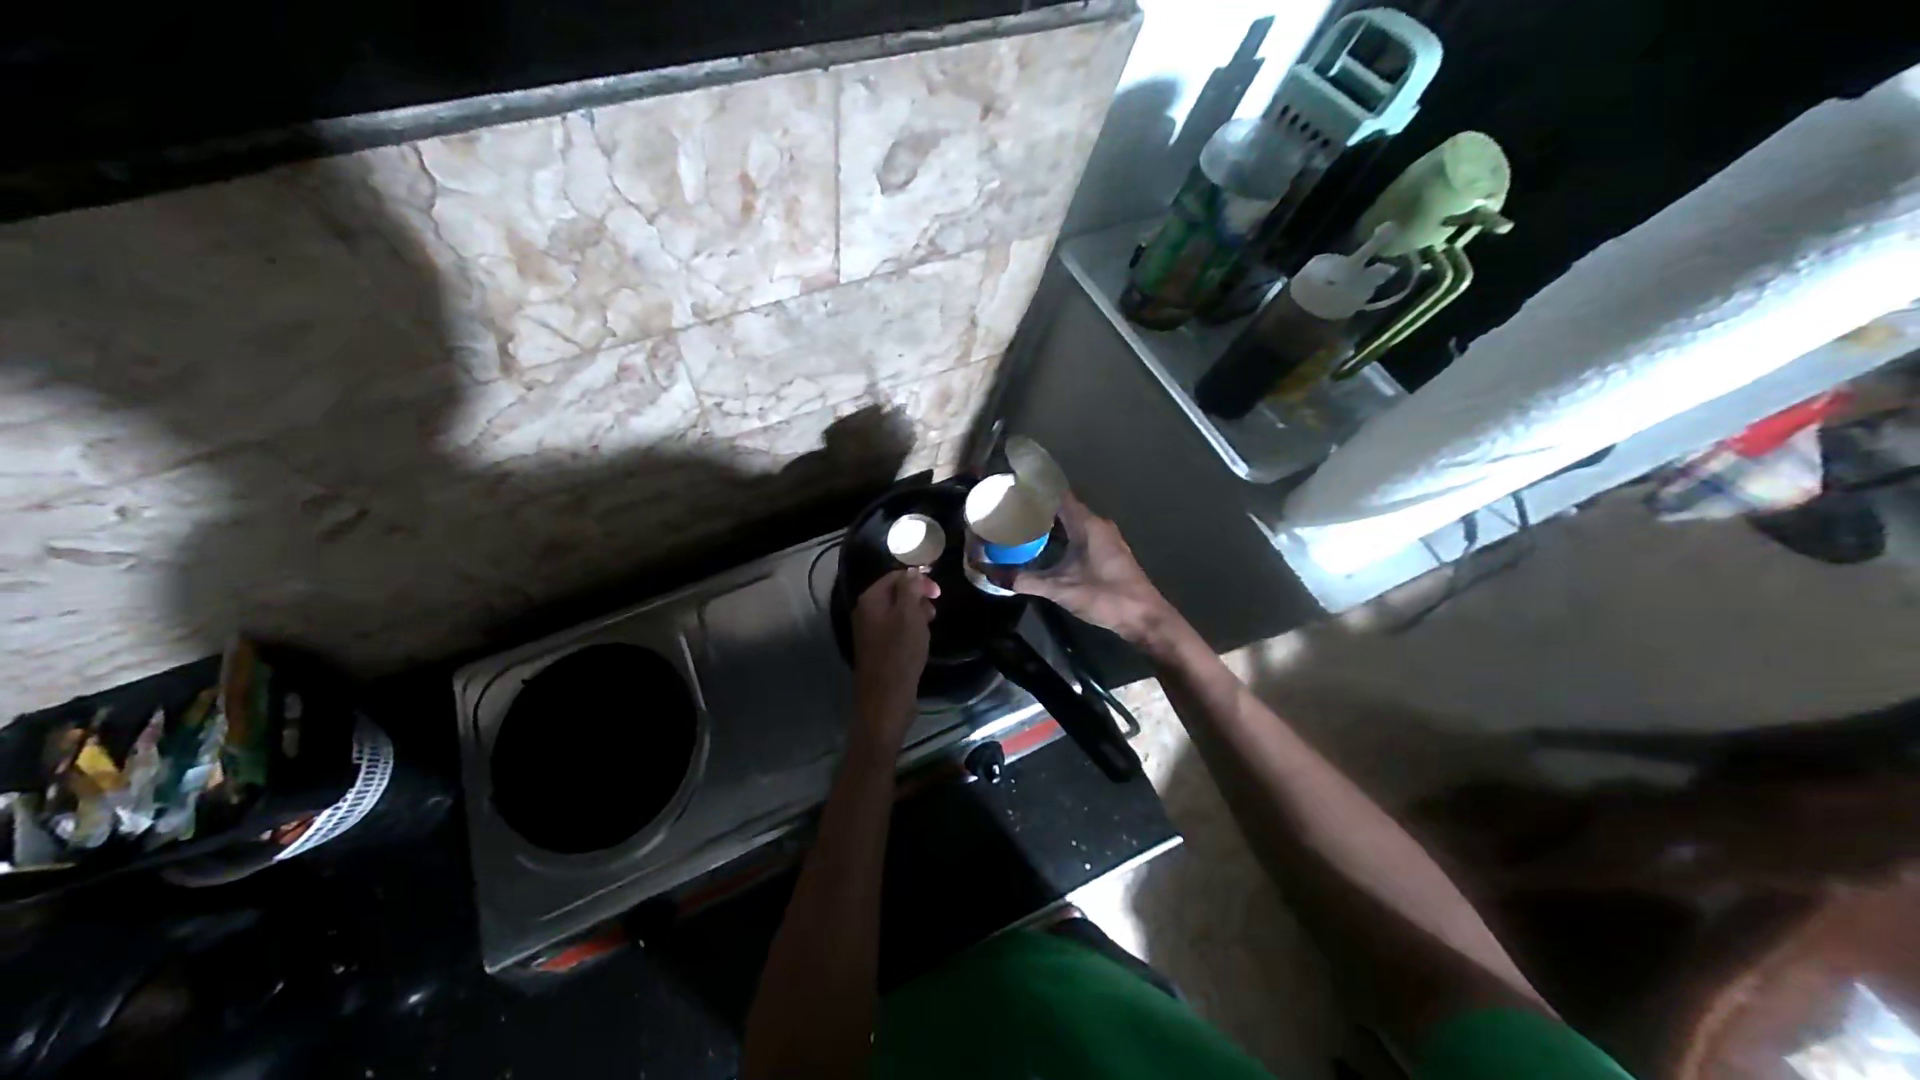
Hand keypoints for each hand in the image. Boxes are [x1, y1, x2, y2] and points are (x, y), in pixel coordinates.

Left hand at [852, 569, 939, 732]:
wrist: (886, 698)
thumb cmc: (900, 653)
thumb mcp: (910, 615)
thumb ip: (910, 589)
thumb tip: (912, 571)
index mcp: (870, 600)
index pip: (895, 576)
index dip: (918, 580)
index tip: (938, 593)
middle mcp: (866, 612)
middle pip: (895, 593)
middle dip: (917, 598)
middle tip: (933, 613)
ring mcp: (870, 631)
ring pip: (897, 611)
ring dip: (916, 615)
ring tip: (928, 628)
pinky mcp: (877, 648)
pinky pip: (896, 628)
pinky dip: (910, 630)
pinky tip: (920, 641)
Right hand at [1007, 493, 1179, 652]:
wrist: (1144, 618)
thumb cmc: (1105, 596)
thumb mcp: (1060, 589)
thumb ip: (1024, 580)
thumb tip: (989, 573)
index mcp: (1088, 524)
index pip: (1059, 495)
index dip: (1036, 490)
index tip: (1012, 490)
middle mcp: (1098, 525)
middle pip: (1064, 508)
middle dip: (1039, 509)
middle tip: (1010, 511)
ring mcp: (1106, 539)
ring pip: (1073, 523)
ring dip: (1051, 524)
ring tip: (1021, 527)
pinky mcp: (1108, 553)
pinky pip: (1080, 535)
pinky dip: (1063, 537)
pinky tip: (1046, 548)